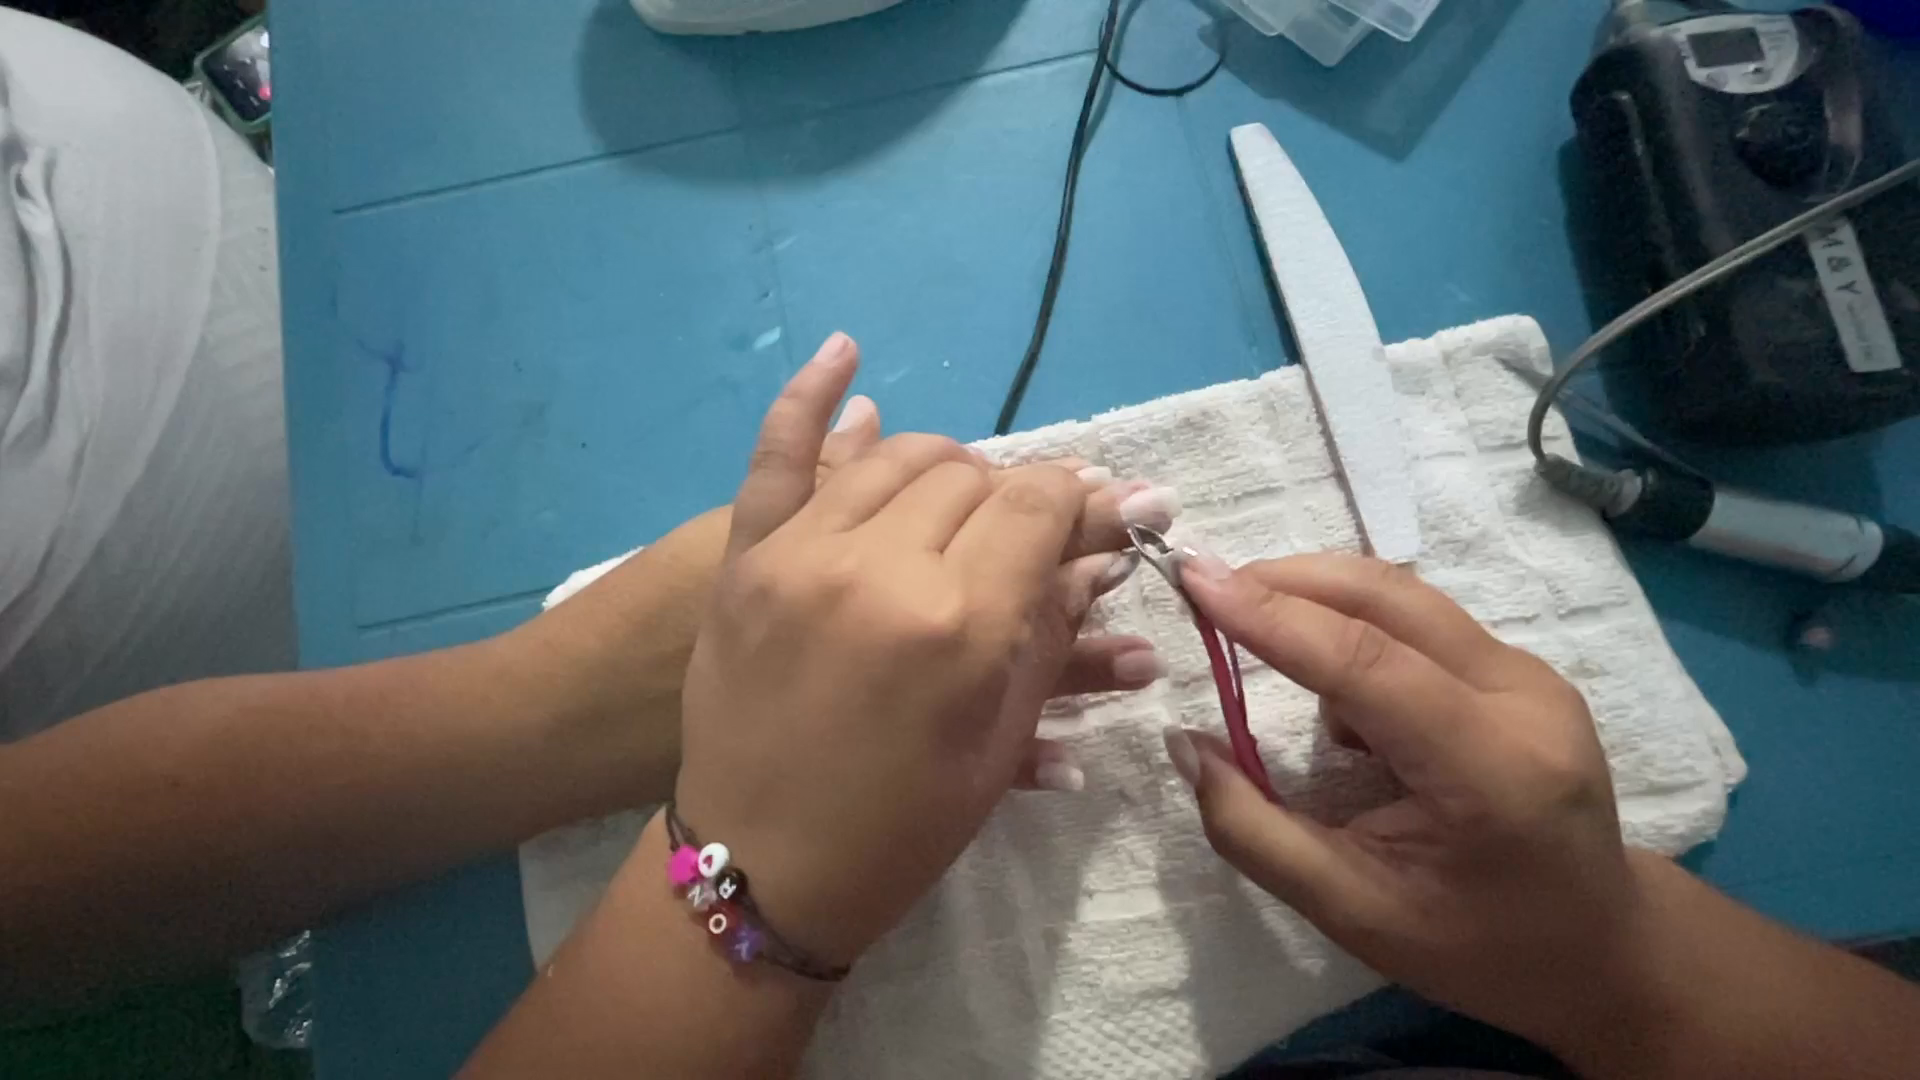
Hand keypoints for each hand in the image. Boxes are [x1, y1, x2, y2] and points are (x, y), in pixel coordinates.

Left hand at [503, 335, 1169, 807]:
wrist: (758, 866)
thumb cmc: (899, 826)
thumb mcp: (1000, 740)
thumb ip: (1054, 627)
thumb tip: (1106, 547)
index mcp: (958, 624)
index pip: (1038, 505)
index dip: (1080, 501)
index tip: (1100, 512)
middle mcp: (880, 566)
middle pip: (974, 474)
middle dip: (1016, 497)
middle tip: (1027, 534)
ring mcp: (799, 551)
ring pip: (898, 454)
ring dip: (948, 468)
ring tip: (963, 503)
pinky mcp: (743, 556)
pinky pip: (777, 453)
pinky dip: (811, 397)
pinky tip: (844, 349)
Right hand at [1165, 553, 1637, 1045]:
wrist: (1602, 947)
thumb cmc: (1474, 943)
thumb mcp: (1348, 911)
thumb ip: (1251, 829)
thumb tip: (1183, 742)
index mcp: (1490, 770)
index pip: (1366, 662)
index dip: (1270, 616)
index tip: (1194, 581)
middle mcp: (1522, 697)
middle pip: (1387, 597)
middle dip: (1283, 580)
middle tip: (1204, 585)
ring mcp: (1526, 673)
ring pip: (1398, 593)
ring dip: (1309, 591)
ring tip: (1242, 618)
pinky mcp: (1513, 666)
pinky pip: (1410, 615)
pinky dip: (1342, 619)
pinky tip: (1315, 669)